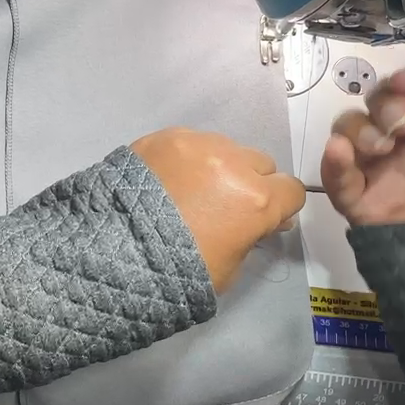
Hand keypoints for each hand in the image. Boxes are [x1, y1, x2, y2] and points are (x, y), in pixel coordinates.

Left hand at [131, 128, 306, 291]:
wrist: (112, 249)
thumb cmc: (175, 269)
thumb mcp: (229, 266)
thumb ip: (253, 236)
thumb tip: (266, 220)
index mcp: (255, 199)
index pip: (291, 190)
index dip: (280, 206)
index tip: (262, 218)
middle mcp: (231, 163)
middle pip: (260, 164)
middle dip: (250, 183)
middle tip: (222, 205)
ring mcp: (196, 144)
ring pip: (225, 148)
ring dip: (218, 166)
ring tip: (189, 190)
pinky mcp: (164, 136)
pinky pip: (191, 141)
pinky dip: (186, 158)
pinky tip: (167, 179)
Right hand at [321, 42, 404, 226]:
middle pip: (388, 102)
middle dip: (388, 99)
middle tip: (403, 120)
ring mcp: (393, 177)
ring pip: (356, 130)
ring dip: (360, 124)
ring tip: (382, 143)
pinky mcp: (367, 205)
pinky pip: (336, 175)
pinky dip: (332, 159)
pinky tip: (344, 153)